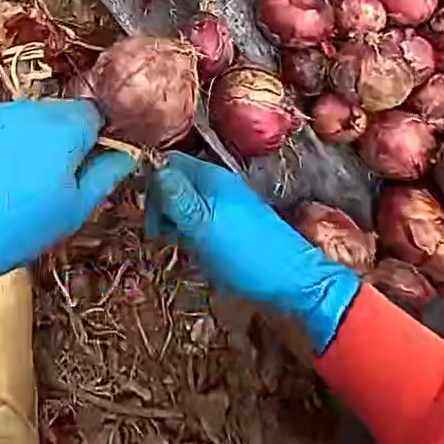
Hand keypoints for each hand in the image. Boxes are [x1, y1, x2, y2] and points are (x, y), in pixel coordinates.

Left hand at [0, 99, 132, 318]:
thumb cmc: (23, 227)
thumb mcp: (76, 208)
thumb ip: (108, 173)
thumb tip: (128, 152)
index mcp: (65, 128)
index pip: (95, 114)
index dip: (95, 138)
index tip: (84, 164)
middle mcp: (34, 108)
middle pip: (64, 111)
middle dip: (65, 135)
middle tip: (53, 174)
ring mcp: (1, 109)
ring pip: (34, 114)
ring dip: (37, 134)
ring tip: (22, 172)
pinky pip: (5, 118)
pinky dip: (8, 134)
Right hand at [145, 153, 359, 351]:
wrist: (292, 281)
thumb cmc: (245, 254)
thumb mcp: (202, 226)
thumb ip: (176, 197)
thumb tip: (152, 165)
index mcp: (210, 176)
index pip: (169, 162)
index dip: (153, 186)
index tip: (151, 217)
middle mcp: (218, 183)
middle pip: (175, 182)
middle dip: (162, 207)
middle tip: (163, 236)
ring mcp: (226, 202)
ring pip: (185, 203)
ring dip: (176, 223)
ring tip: (181, 246)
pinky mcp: (232, 222)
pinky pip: (200, 219)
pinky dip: (192, 233)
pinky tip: (197, 252)